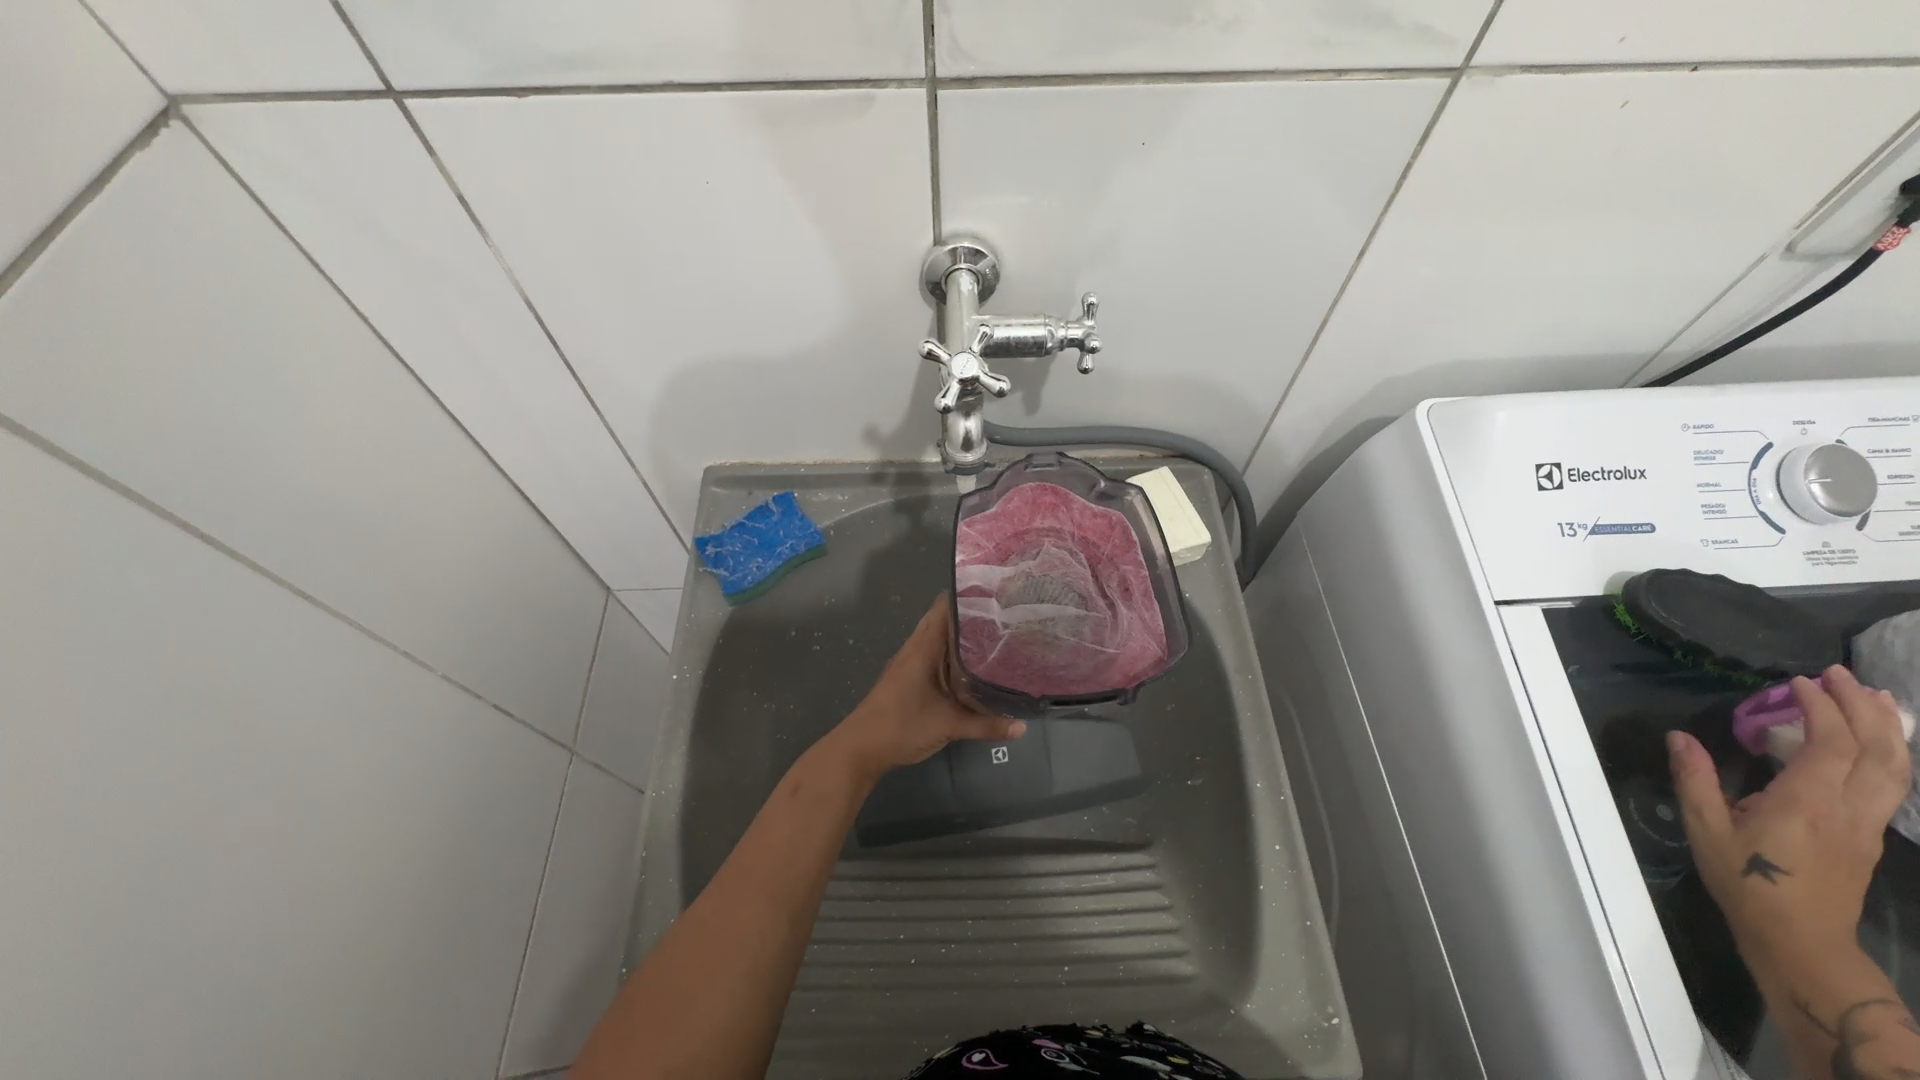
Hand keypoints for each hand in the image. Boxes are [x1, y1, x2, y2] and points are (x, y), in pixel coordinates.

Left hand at [823, 594, 1025, 785]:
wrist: (861, 748)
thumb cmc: (902, 726)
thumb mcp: (949, 725)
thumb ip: (986, 725)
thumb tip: (1023, 727)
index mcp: (924, 647)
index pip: (945, 607)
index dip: (969, 597)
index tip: (998, 594)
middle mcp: (916, 648)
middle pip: (943, 621)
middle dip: (970, 617)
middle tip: (1005, 616)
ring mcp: (909, 663)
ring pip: (938, 640)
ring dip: (961, 636)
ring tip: (995, 635)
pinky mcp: (908, 679)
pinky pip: (934, 656)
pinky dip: (952, 655)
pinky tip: (971, 666)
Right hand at [1669, 665, 1911, 961]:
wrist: (1799, 938)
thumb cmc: (1747, 882)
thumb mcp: (1706, 830)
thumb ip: (1696, 779)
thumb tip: (1679, 738)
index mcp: (1807, 802)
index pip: (1831, 743)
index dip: (1821, 707)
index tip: (1797, 683)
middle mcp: (1847, 807)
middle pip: (1877, 749)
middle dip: (1862, 707)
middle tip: (1839, 675)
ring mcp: (1866, 823)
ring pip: (1896, 767)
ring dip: (1888, 728)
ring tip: (1872, 698)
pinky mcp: (1870, 836)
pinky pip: (1892, 784)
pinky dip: (1890, 753)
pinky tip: (1876, 744)